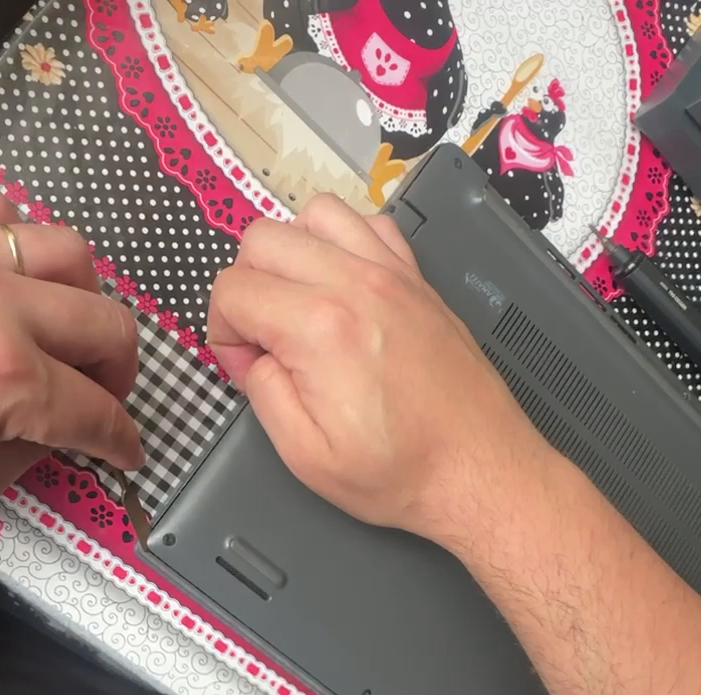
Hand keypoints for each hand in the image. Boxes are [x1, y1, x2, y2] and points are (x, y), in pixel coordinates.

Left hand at [0, 186, 141, 536]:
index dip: (122, 441)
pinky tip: (0, 282)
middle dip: (121, 374)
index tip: (126, 453)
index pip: (98, 411)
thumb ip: (24, 458)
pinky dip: (17, 245)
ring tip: (59, 335)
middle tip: (102, 400)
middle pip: (106, 324)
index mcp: (0, 378)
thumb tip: (56, 434)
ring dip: (82, 301)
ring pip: (68, 250)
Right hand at [205, 195, 550, 544]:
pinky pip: (367, 223)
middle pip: (262, 239)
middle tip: (263, 341)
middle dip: (245, 289)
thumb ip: (262, 392)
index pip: (233, 290)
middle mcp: (356, 286)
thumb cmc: (401, 471)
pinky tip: (339, 287)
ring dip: (288, 255)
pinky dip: (340, 242)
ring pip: (312, 215)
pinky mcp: (417, 280)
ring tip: (295, 306)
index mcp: (321, 330)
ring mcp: (393, 275)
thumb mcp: (305, 455)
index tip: (246, 367)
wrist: (477, 470)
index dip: (223, 333)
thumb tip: (252, 355)